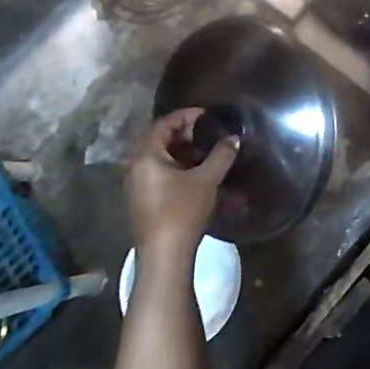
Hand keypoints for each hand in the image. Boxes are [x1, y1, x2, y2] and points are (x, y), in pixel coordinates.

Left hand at [127, 108, 238, 263]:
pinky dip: (175, 165)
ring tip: (205, 152)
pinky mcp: (142, 199)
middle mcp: (135, 166)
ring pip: (158, 157)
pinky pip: (157, 171)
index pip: (164, 124)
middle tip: (206, 132)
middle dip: (184, 133)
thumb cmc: (182, 210)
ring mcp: (136, 184)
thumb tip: (233, 139)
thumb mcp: (206, 179)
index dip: (185, 115)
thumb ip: (221, 155)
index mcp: (146, 155)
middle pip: (158, 139)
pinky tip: (195, 173)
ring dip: (181, 150)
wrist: (164, 254)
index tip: (206, 114)